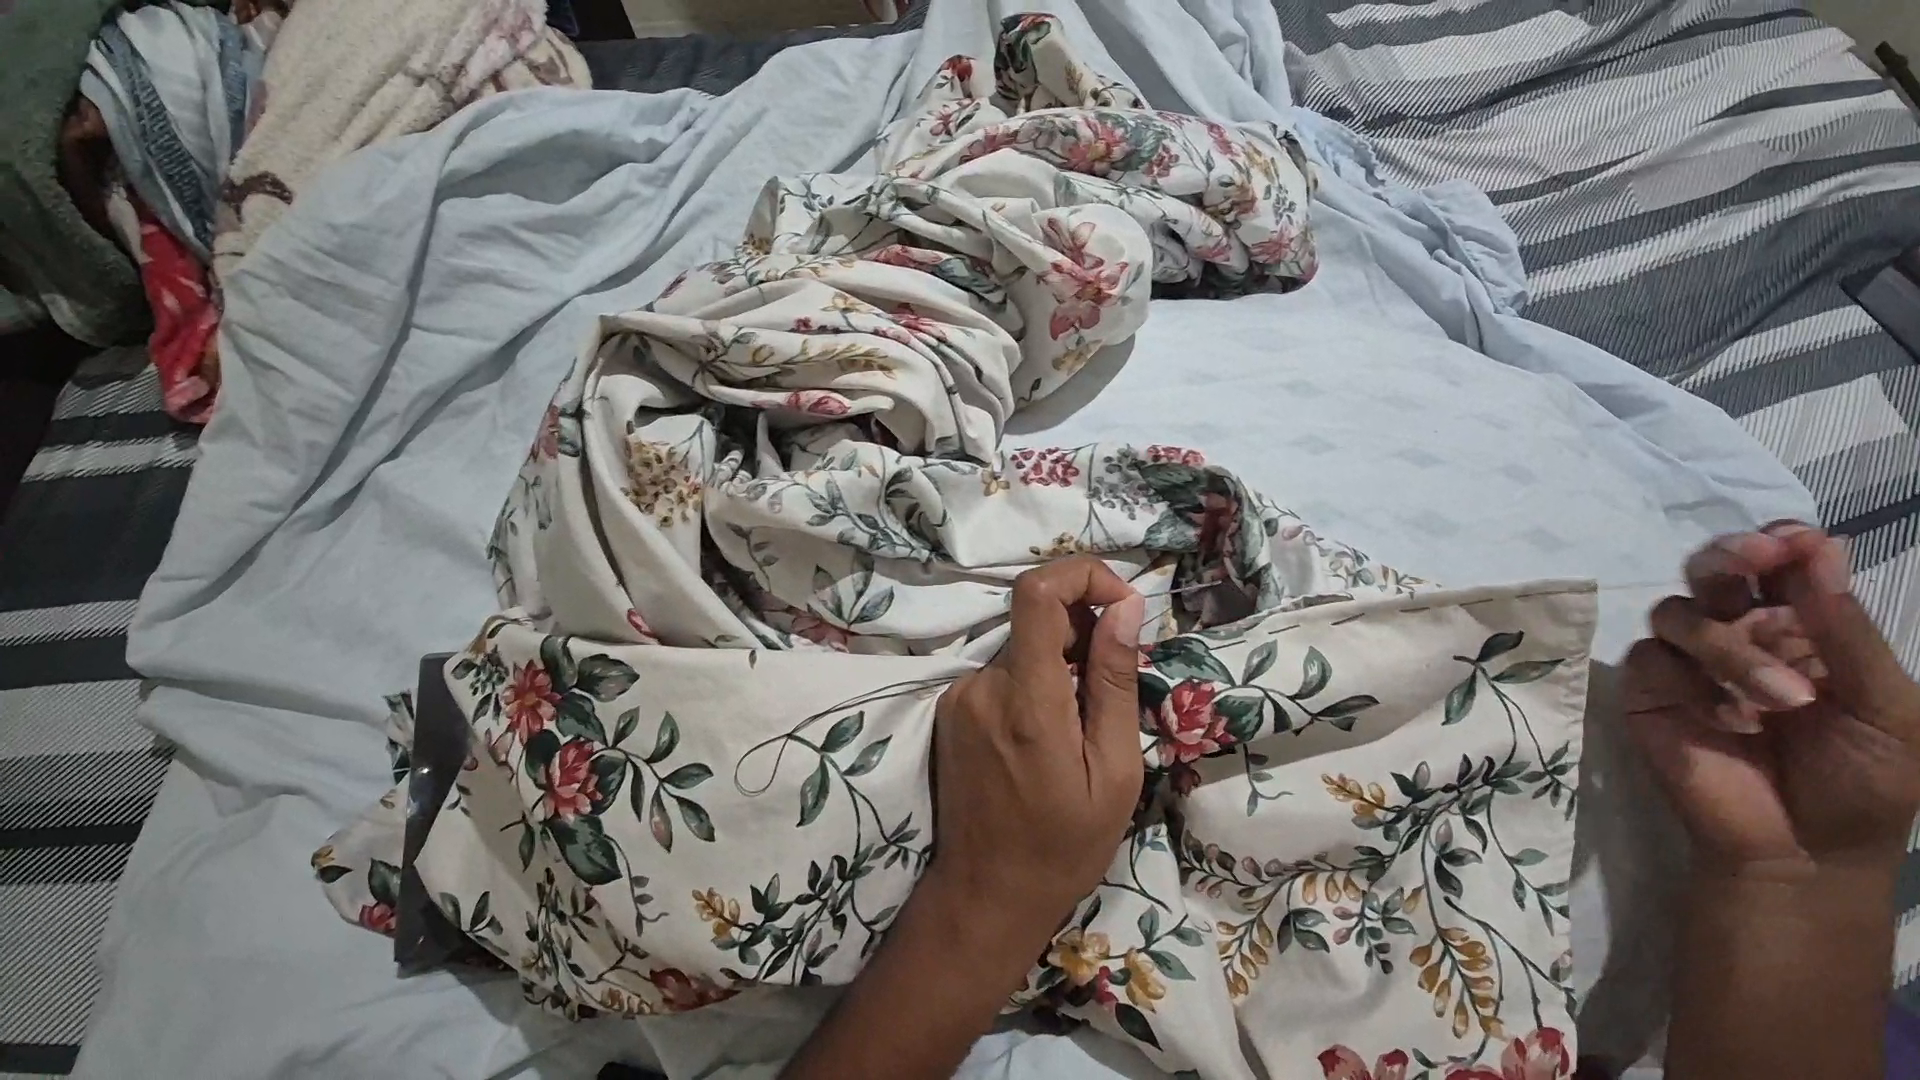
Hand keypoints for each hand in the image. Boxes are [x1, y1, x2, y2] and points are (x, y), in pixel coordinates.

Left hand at [922, 557, 1146, 953]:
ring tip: (1085, 720)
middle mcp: (982, 686)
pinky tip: (1052, 732)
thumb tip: (1126, 607)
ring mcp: (959, 696)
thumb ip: (1115, 681)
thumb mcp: (1114, 770)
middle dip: (1084, 631)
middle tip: (1114, 683)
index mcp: (1026, 700)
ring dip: (1061, 661)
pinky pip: (1003, 672)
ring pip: (1021, 647)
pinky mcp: (951, 709)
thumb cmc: (1064, 844)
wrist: (986, 894)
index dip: (1082, 575)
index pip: (1037, 592)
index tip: (1122, 604)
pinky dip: (1035, 680)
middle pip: (1035, 619)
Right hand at [1621, 524, 1919, 874]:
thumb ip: (1846, 632)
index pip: (1781, 569)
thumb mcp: (1886, 707)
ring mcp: (1685, 661)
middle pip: (1712, 570)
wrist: (1804, 849)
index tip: (1793, 542)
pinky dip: (1692, 684)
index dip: (1781, 546)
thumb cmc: (1865, 782)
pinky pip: (1649, 658)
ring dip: (1729, 646)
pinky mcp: (1644, 689)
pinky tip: (1728, 720)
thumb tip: (1820, 547)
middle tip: (1755, 558)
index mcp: (1802, 630)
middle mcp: (1737, 633)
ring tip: (1781, 700)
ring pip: (1678, 612)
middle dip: (1729, 557)